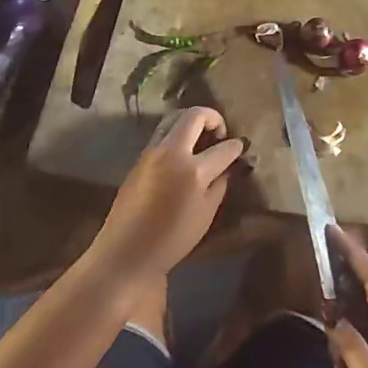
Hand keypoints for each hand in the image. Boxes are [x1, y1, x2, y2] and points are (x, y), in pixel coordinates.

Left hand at [89, 107, 243, 277]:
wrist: (127, 251)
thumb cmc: (172, 239)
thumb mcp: (206, 214)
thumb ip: (219, 184)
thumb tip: (225, 167)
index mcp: (193, 169)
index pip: (223, 148)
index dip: (236, 146)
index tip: (240, 147)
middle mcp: (171, 152)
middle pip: (194, 116)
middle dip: (213, 117)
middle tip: (220, 133)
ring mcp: (151, 152)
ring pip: (173, 119)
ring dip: (191, 122)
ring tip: (201, 139)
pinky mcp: (139, 158)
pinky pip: (161, 135)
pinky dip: (176, 134)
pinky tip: (182, 153)